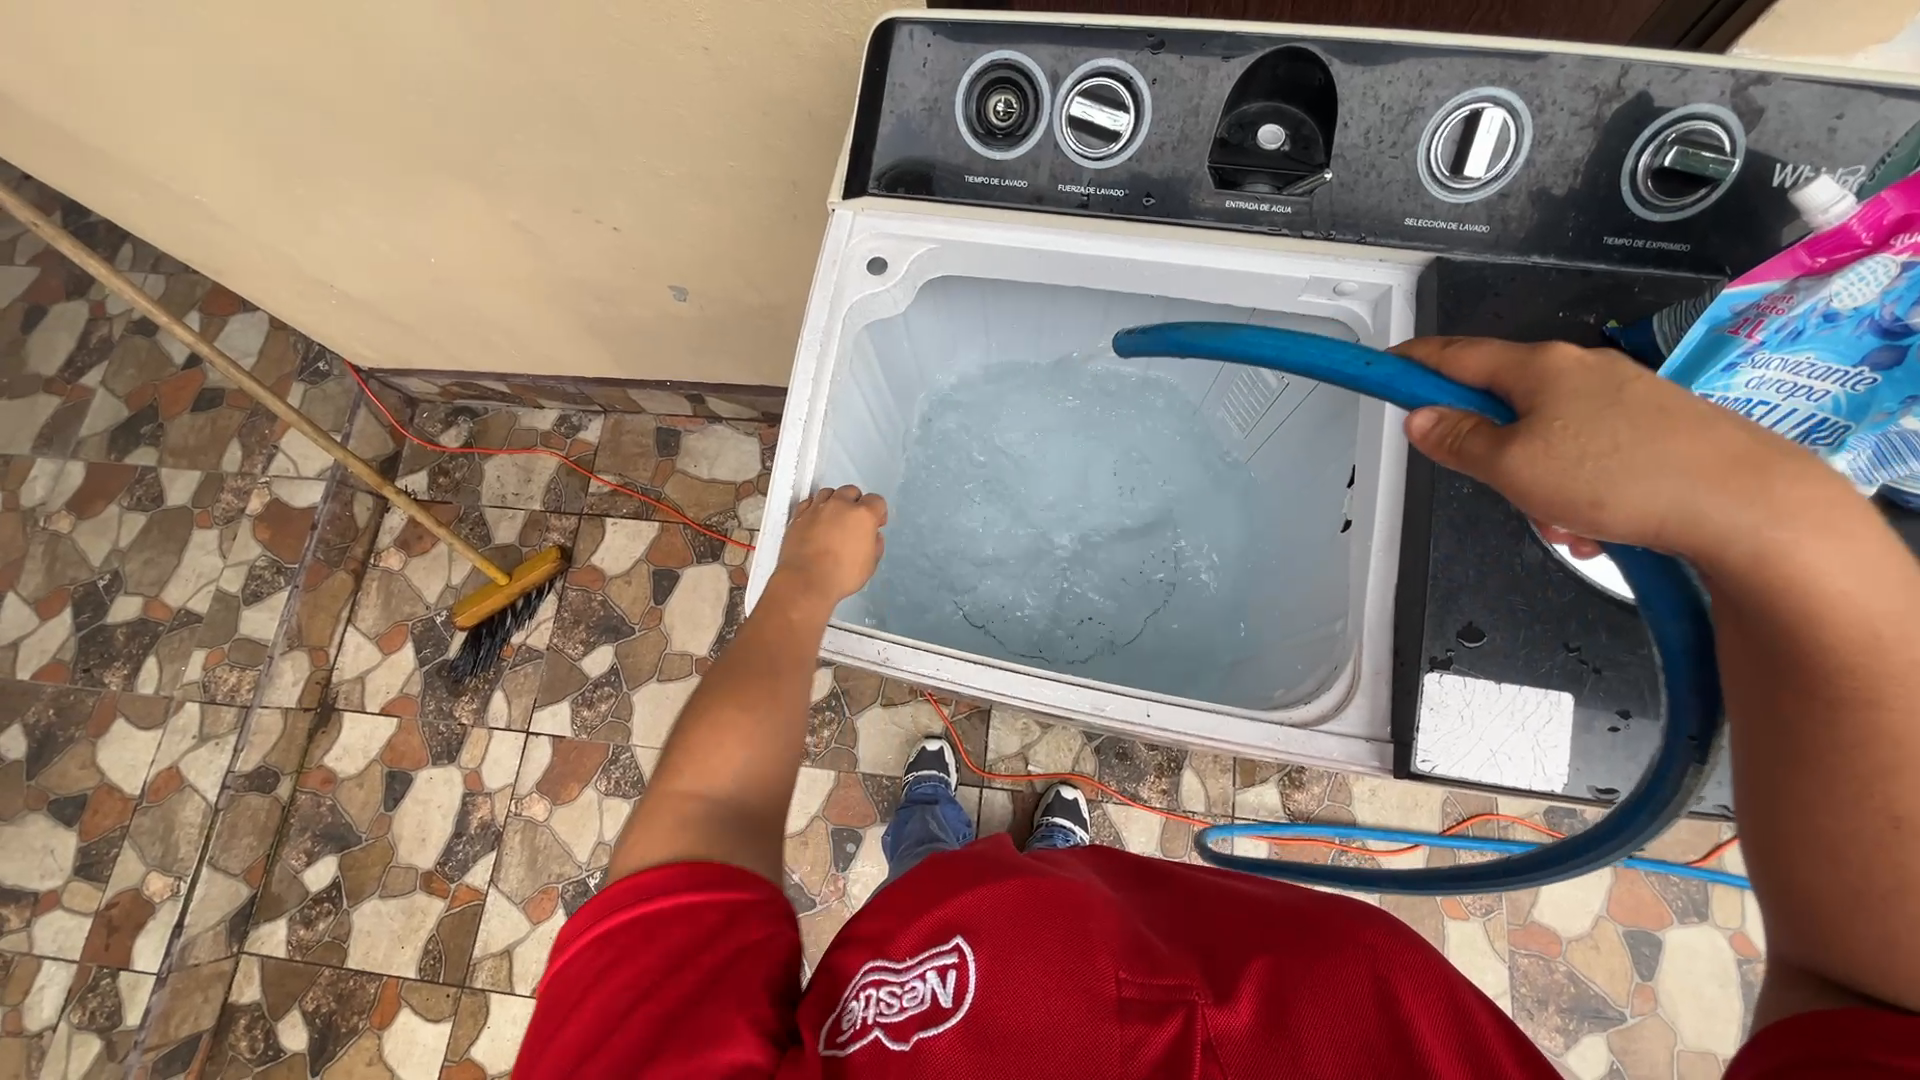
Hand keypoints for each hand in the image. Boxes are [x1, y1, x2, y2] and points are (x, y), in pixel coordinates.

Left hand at [771, 485, 887, 606]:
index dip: (878, 512)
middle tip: (854, 521)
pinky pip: (809, 502)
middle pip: (851, 491)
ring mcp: (817, 508)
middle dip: (856, 503)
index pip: (876, 501)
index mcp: (863, 515)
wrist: (806, 580)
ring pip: (829, 492)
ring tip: (833, 518)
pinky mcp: (798, 515)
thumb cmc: (842, 575)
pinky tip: (816, 519)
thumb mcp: (870, 565)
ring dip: (834, 501)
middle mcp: (840, 505)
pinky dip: (815, 507)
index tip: (876, 524)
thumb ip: (875, 545)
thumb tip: (873, 536)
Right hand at [1392, 336, 1845, 558]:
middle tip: (1490, 484)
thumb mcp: (1511, 467)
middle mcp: (1580, 370)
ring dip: (1533, 480)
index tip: (1382, 368)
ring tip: (1558, 521)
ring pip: (1544, 436)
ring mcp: (1622, 397)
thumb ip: (1457, 440)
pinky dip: (1574, 488)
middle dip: (1485, 447)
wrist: (1749, 506)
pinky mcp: (1656, 427)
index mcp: (1537, 368)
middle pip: (1501, 401)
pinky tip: (1592, 524)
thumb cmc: (1617, 477)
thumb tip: (1421, 418)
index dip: (1411, 363)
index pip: (1453, 355)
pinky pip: (1587, 454)